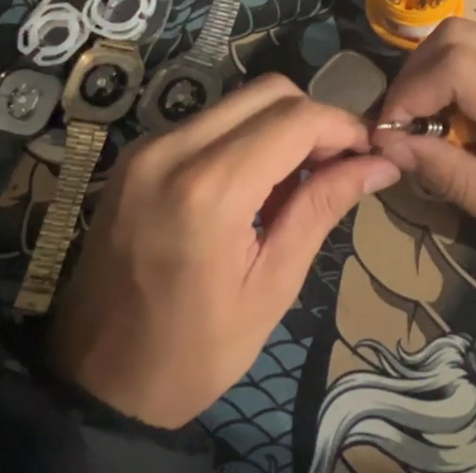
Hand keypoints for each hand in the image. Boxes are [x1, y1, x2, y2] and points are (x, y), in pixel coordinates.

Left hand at [48, 74, 399, 427]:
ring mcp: (148, 148)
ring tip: (299, 181)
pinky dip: (246, 136)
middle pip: (268, 92)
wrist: (94, 382)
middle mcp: (173, 151)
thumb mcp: (272, 286)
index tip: (370, 153)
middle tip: (337, 166)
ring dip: (281, 126)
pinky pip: (208, 121)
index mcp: (208, 191)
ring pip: (238, 102)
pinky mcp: (137, 156)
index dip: (343, 126)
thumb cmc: (192, 352)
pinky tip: (256, 184)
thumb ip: (322, 209)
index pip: (295, 119)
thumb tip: (380, 163)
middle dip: (314, 119)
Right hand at [374, 18, 475, 289]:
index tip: (389, 133)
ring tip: (435, 127)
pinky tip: (473, 121)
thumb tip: (395, 143)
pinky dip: (469, 73)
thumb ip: (459, 181)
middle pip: (458, 34)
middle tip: (405, 126)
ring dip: (440, 71)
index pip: (456, 64)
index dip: (408, 91)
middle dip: (416, 73)